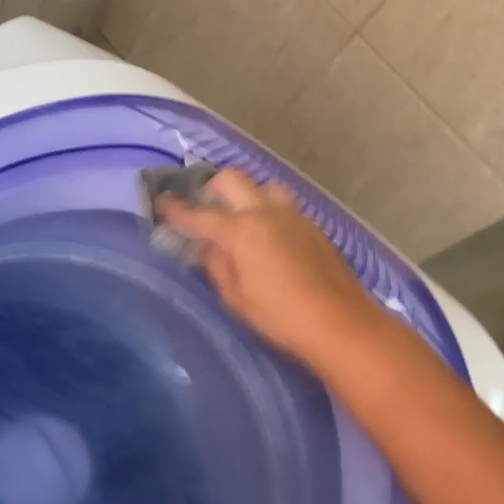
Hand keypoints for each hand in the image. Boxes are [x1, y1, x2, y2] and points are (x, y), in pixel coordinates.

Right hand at [158, 169, 385, 363]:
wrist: (341, 324)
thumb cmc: (279, 315)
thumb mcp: (235, 296)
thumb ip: (216, 265)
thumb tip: (207, 247)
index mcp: (241, 230)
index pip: (199, 214)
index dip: (176, 209)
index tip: (162, 203)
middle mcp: (266, 213)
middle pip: (232, 180)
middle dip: (212, 188)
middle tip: (204, 207)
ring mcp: (293, 216)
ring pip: (264, 187)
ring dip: (248, 195)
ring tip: (241, 218)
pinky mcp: (313, 227)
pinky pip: (285, 206)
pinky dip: (269, 211)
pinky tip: (269, 237)